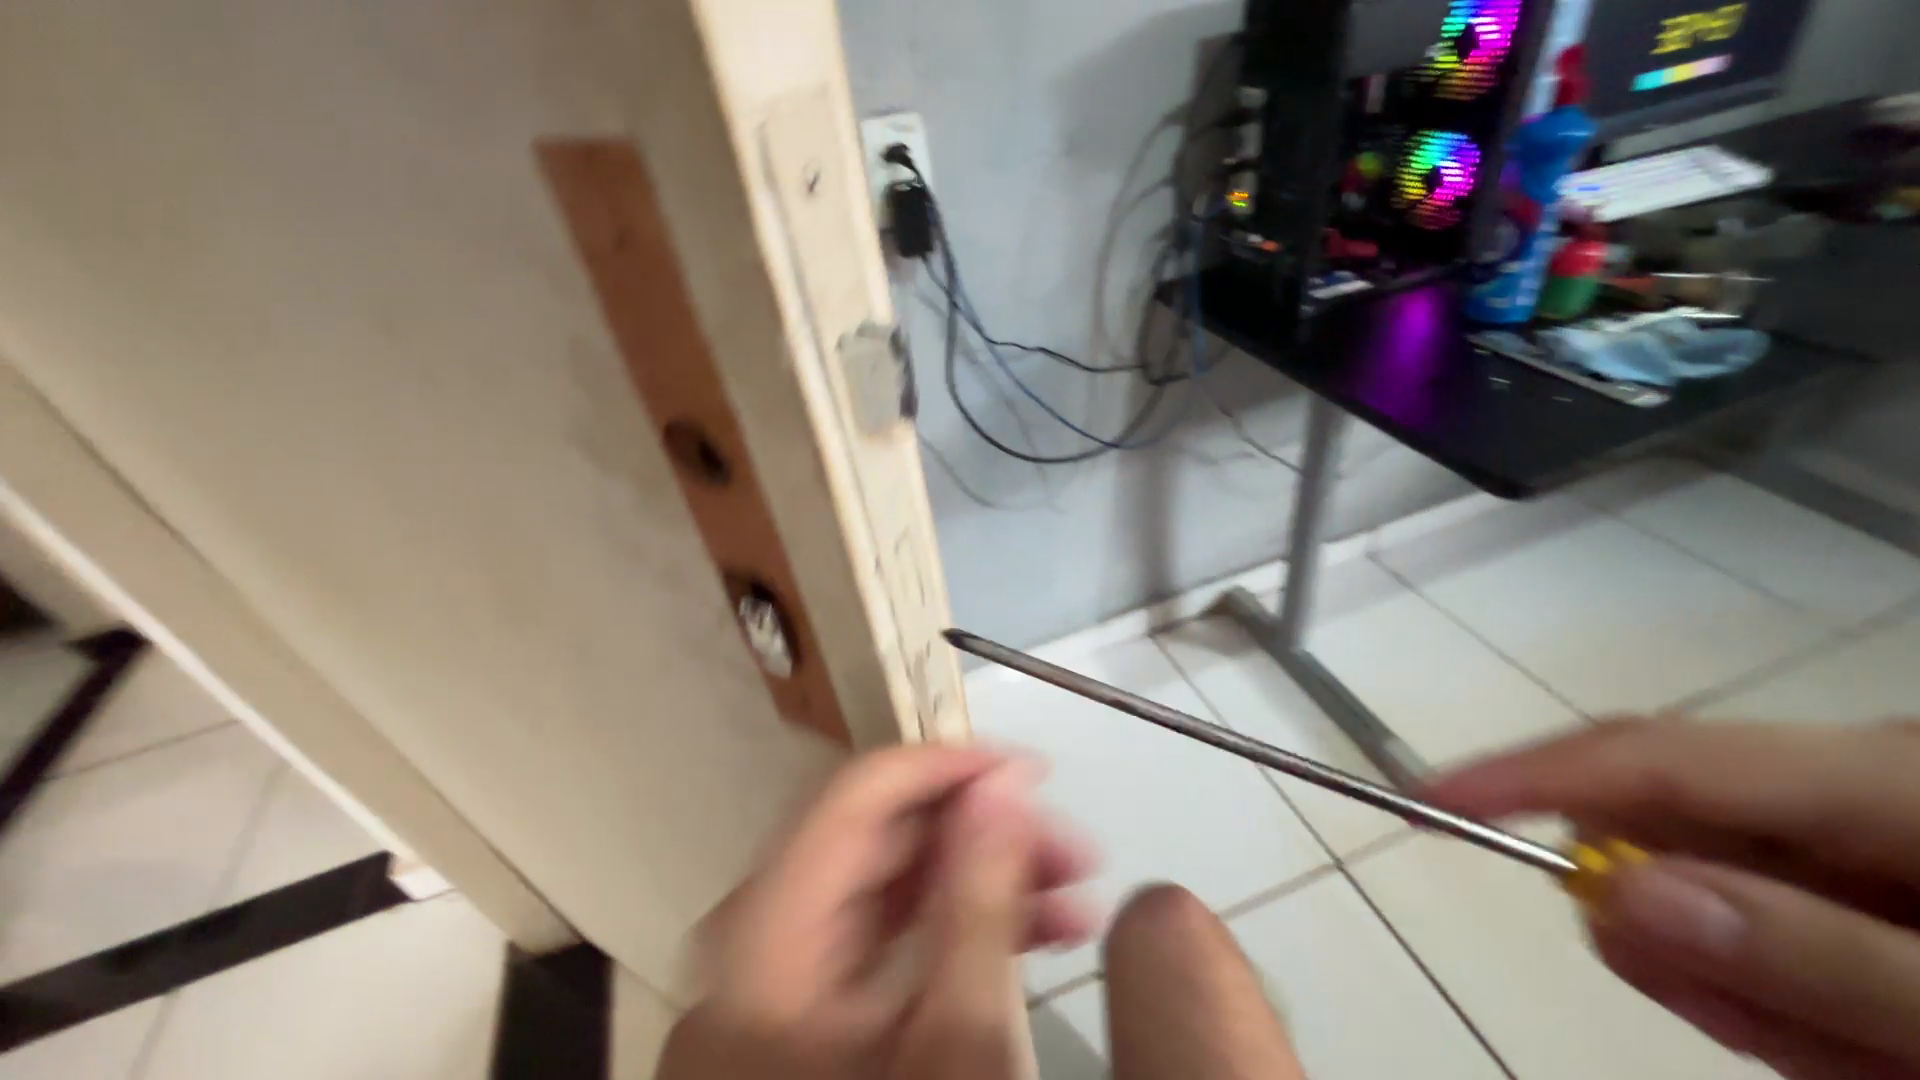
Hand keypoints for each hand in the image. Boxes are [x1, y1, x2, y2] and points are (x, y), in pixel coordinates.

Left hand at [658, 745, 1098, 1079]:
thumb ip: (980, 899)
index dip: (946, 766)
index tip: (1033, 773)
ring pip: (884, 886)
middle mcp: (752, 941)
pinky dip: (949, 928)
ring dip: (978, 880)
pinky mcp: (802, 1011)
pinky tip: (1028, 937)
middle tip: (1073, 847)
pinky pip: (878, 937)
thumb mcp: (958, 1042)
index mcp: (764, 937)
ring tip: (1073, 899)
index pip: (854, 796)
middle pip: (874, 840)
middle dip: (982, 832)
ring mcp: (774, 978)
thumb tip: (1004, 784)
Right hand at [1428, 718, 1919, 1079]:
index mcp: (1874, 776)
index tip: (1419, 804)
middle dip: (1666, 925)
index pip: (1648, 756)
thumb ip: (1811, 958)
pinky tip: (1850, 1032)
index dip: (1523, 776)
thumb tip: (1609, 889)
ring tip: (1846, 1052)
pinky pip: (1743, 902)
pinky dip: (1771, 983)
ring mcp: (1846, 805)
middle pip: (1664, 821)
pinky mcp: (1851, 850)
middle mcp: (1840, 768)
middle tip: (1749, 1030)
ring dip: (1736, 976)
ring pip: (1694, 873)